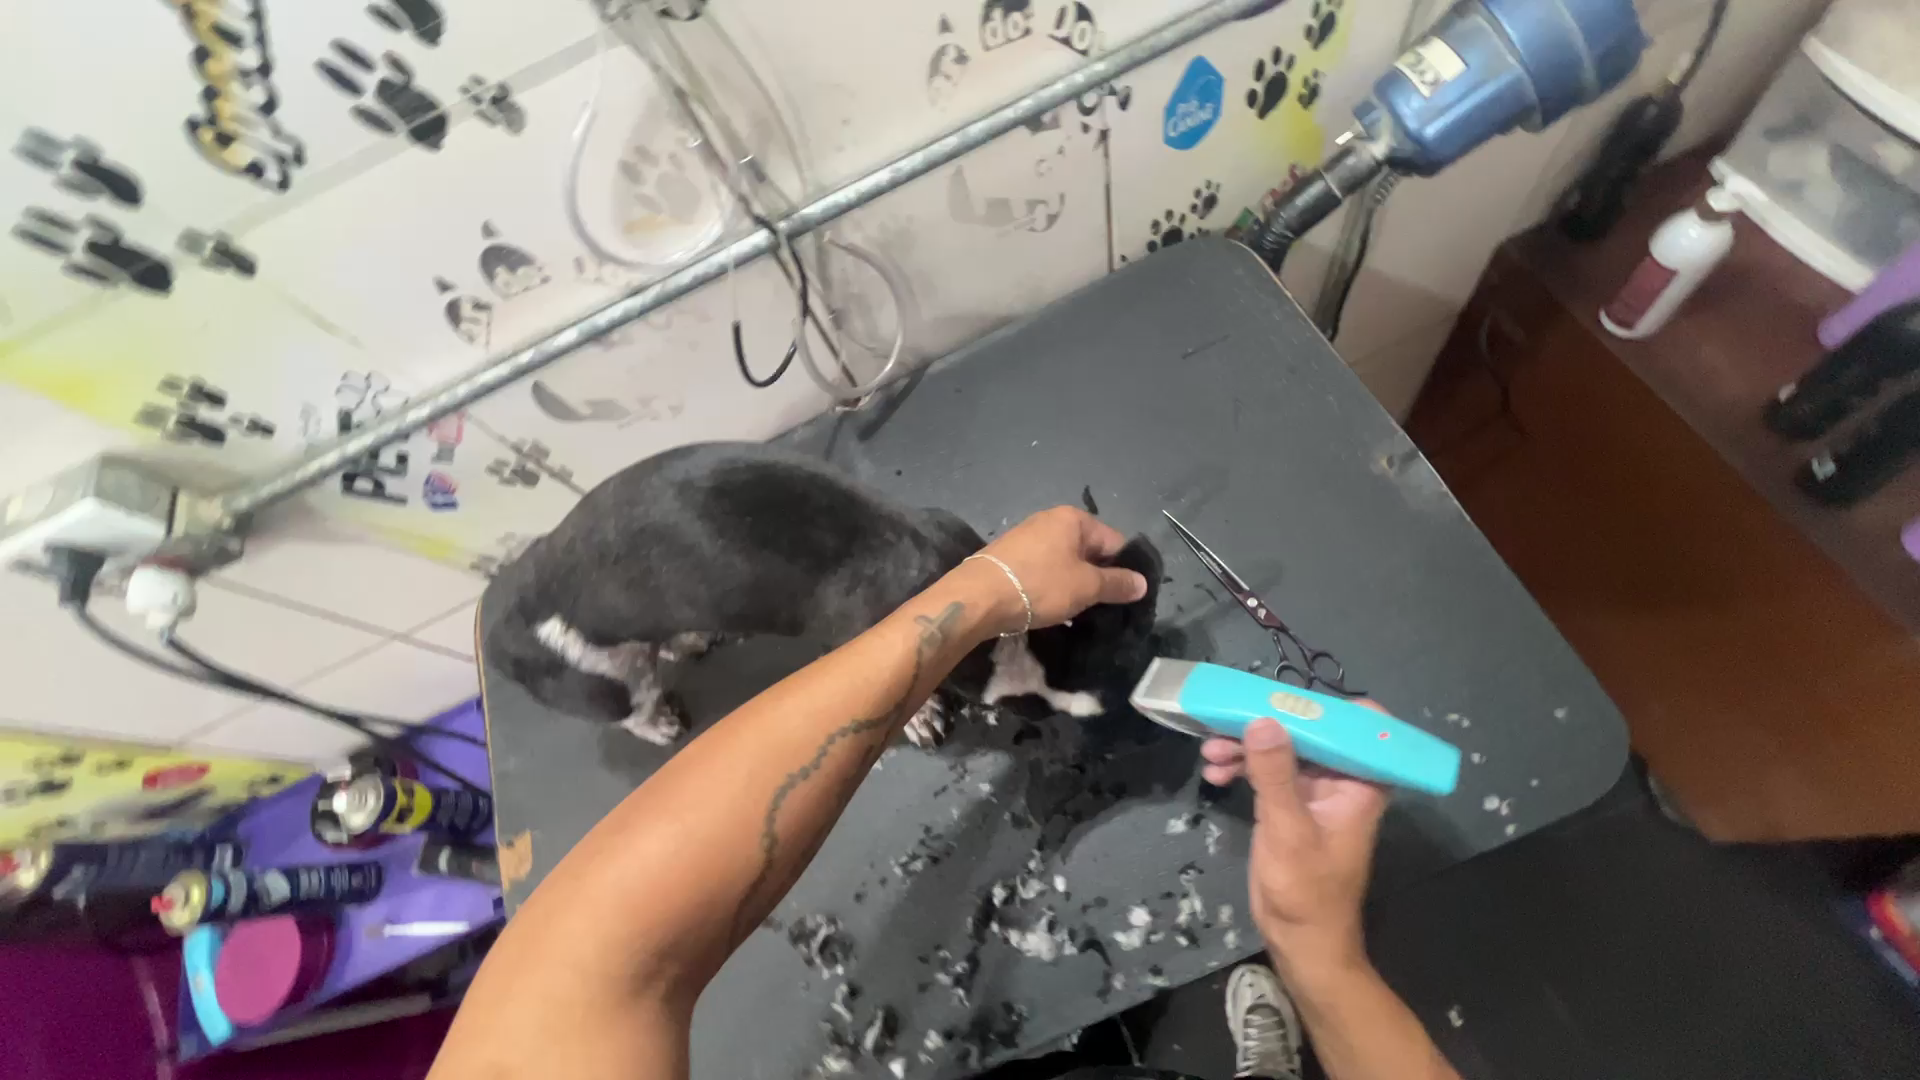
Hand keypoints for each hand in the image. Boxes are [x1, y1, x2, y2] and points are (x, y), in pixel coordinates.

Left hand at [963, 506, 1148, 634]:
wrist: (979, 597)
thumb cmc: (1040, 585)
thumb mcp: (1086, 587)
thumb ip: (1117, 583)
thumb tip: (1142, 582)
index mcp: (1073, 519)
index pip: (1115, 542)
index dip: (1124, 570)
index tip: (1126, 598)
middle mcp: (1050, 521)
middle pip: (1089, 552)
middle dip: (1098, 580)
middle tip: (1104, 609)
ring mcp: (1028, 538)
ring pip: (1065, 564)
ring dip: (1074, 586)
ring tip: (1079, 614)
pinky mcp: (1011, 557)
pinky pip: (1044, 571)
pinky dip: (1052, 588)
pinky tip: (1053, 609)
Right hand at [1203, 715, 1388, 979]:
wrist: (1299, 940)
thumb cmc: (1307, 890)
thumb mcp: (1288, 829)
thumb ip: (1275, 774)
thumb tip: (1262, 719)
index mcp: (1359, 783)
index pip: (1361, 726)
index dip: (1327, 706)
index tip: (1282, 697)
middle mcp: (1340, 779)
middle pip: (1308, 730)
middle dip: (1266, 724)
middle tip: (1228, 720)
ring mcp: (1311, 790)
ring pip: (1280, 747)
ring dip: (1244, 745)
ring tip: (1210, 752)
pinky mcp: (1287, 802)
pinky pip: (1264, 769)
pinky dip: (1239, 765)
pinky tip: (1214, 772)